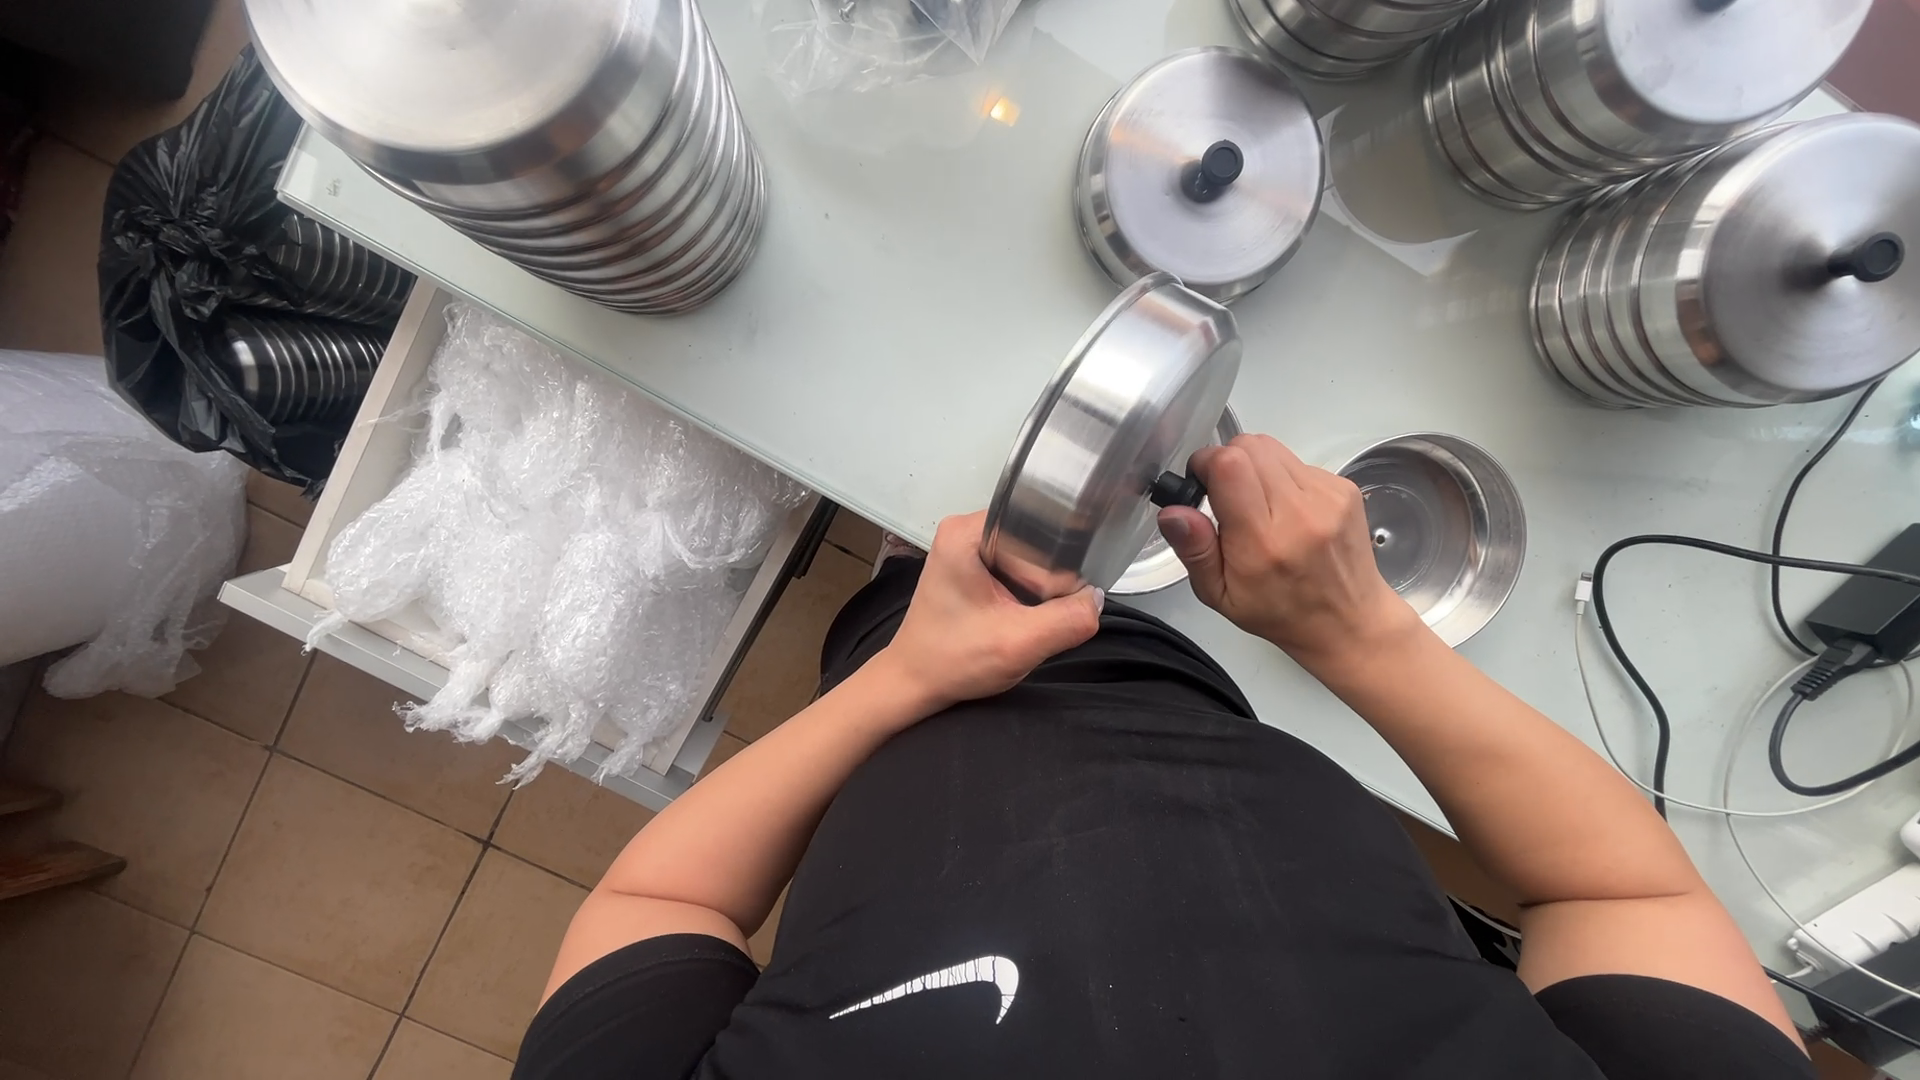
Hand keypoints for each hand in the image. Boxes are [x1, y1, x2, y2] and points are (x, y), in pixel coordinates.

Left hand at [873, 511, 1103, 712]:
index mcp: (968, 531)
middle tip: (1043, 616)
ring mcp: (967, 547)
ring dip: (1039, 589)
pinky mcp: (971, 567)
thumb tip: (1097, 599)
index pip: (1038, 531)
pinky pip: (1017, 568)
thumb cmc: (954, 660)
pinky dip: (1027, 593)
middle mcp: (965, 528)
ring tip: (1032, 617)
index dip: (1057, 569)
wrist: (914, 683)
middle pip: (1035, 541)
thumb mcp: (1019, 643)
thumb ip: (1069, 619)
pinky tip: (1024, 615)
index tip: (1054, 605)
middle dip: (1049, 580)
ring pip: (1029, 557)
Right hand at [1157, 434, 1424, 671]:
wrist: (1347, 620)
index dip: (1206, 463)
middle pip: (1249, 446)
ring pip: (1271, 447)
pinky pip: (1296, 461)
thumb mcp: (1218, 594)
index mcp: (1262, 541)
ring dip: (1253, 466)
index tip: (1200, 484)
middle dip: (1226, 461)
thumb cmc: (1277, 611)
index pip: (1230, 465)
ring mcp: (1327, 496)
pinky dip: (1279, 477)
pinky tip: (1283, 509)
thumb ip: (1194, 550)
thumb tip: (1173, 512)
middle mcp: (1299, 512)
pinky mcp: (1343, 488)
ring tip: (1255, 503)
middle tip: (1224, 495)